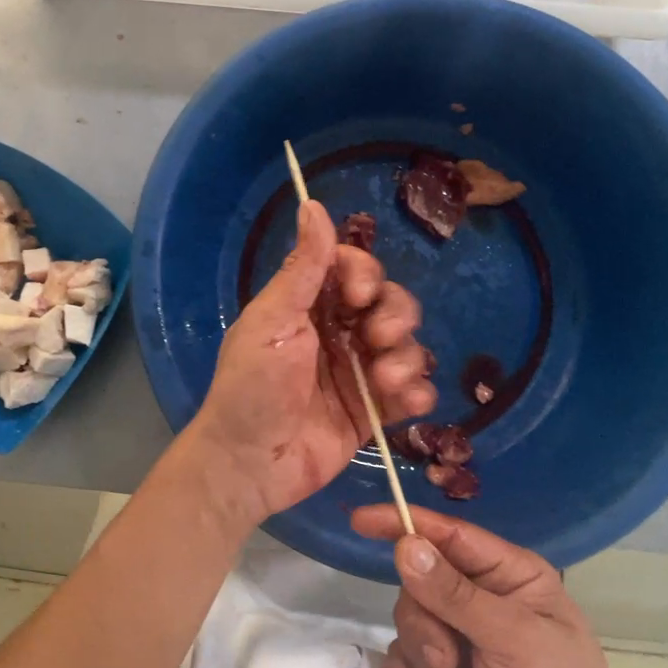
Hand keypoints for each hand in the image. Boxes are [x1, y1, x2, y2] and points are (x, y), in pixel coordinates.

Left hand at [186, 200, 436, 524]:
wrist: (249, 463)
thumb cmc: (251, 387)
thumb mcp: (272, 322)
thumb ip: (303, 268)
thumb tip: (313, 205)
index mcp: (308, 305)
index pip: (354, 271)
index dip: (366, 275)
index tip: (359, 296)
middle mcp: (337, 333)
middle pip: (390, 304)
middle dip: (394, 316)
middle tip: (378, 338)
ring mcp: (358, 372)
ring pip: (407, 346)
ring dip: (407, 357)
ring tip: (385, 382)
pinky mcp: (373, 411)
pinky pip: (411, 391)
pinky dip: (418, 392)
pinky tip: (407, 401)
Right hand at [352, 505, 648, 667]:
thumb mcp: (515, 643)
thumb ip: (456, 594)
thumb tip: (405, 543)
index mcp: (510, 575)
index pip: (450, 535)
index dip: (405, 523)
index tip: (360, 522)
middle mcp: (482, 596)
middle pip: (420, 581)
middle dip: (426, 624)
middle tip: (448, 659)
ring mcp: (461, 634)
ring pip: (410, 620)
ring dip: (425, 660)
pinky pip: (404, 656)